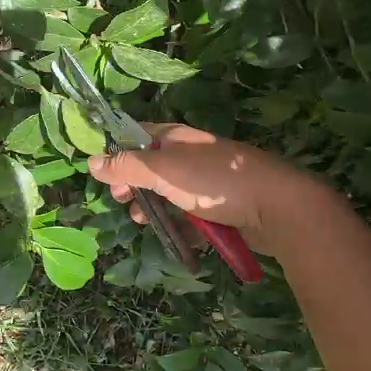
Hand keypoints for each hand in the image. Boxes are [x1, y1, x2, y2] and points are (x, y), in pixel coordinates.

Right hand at [87, 124, 338, 256]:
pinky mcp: (222, 208)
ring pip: (169, 193)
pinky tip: (172, 236)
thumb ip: (127, 167)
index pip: (136, 134)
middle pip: (150, 166)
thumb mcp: (163, 171)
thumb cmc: (214, 181)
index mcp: (176, 137)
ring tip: (142, 221)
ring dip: (152, 207)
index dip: (116, 150)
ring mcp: (207, 182)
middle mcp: (190, 155)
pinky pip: (191, 214)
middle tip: (121, 200)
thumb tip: (91, 162)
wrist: (279, 208)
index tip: (102, 172)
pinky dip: (178, 224)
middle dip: (132, 183)